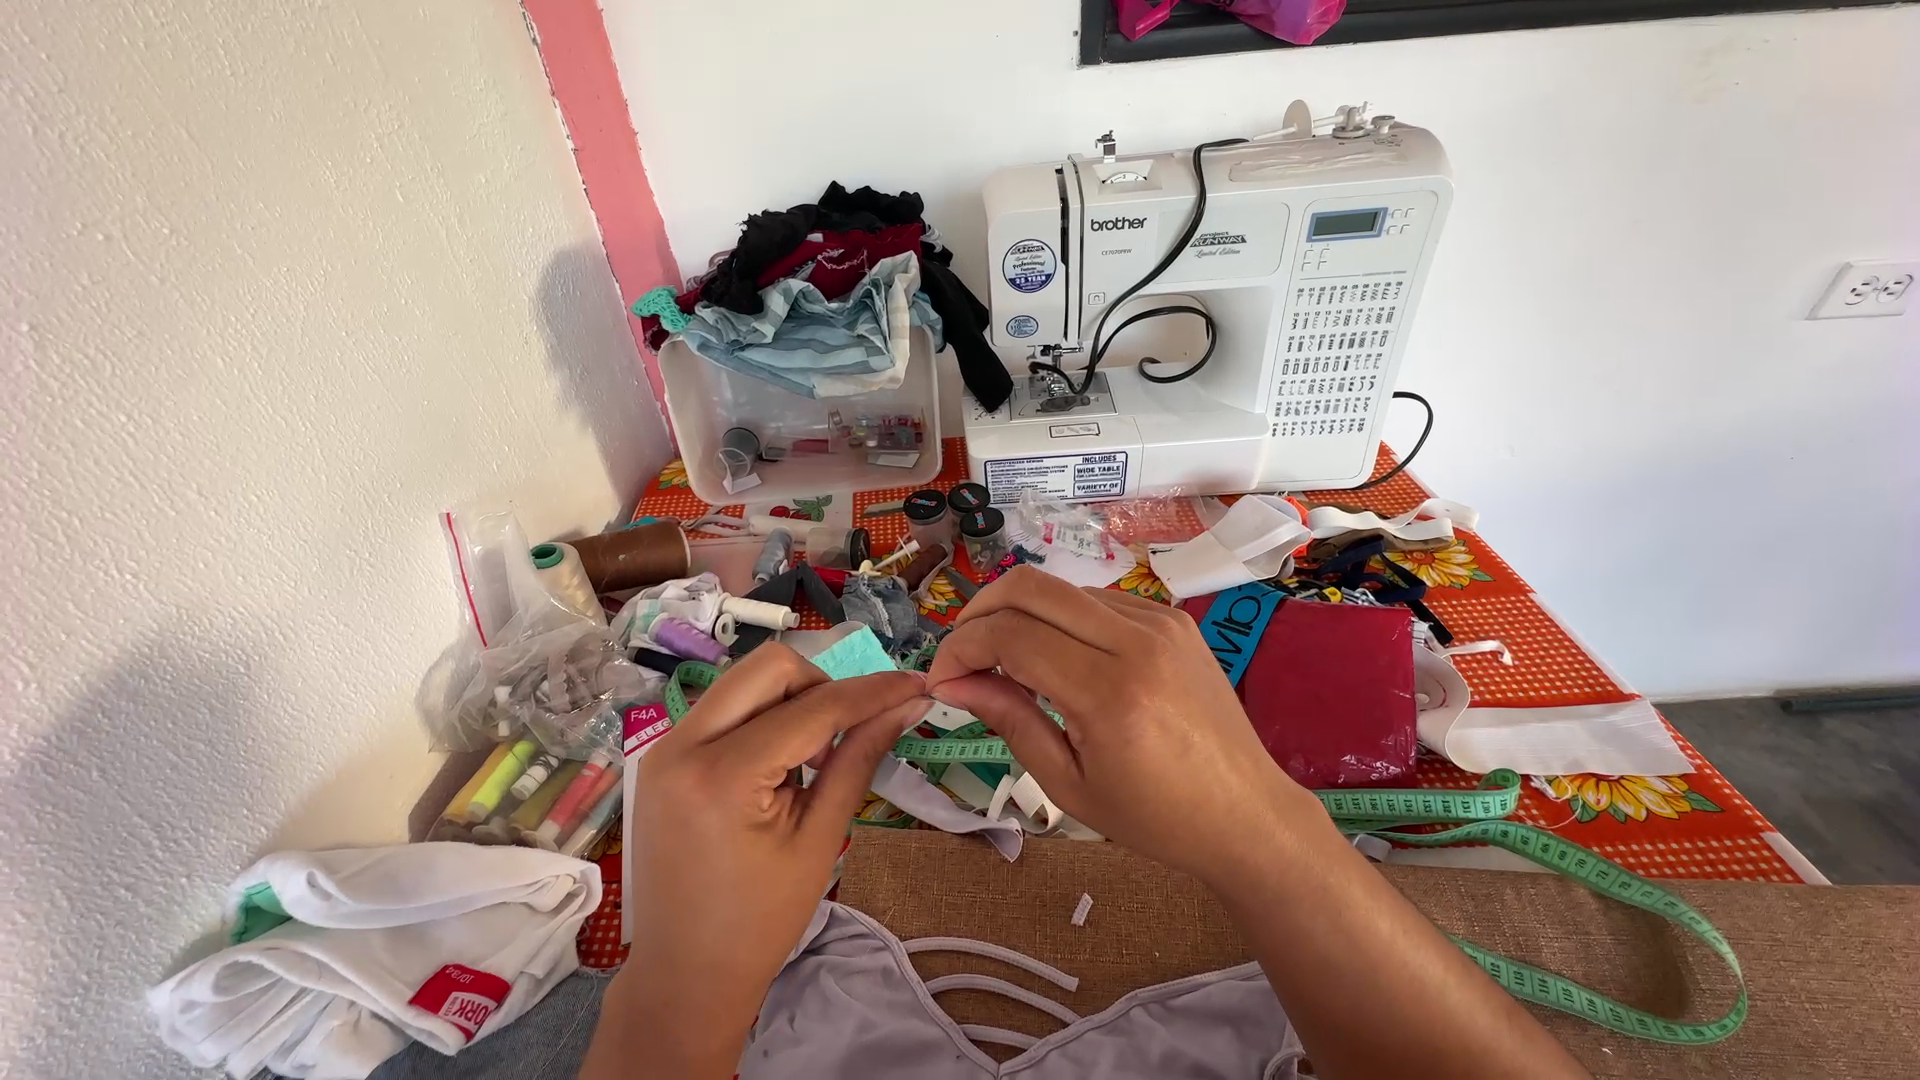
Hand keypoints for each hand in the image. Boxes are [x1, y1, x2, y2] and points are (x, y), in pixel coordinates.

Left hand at [583, 645, 928, 1078]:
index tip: (916, 685)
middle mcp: (681, 744)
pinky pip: (724, 707)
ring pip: (744, 680)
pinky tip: (780, 763)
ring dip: (791, 699)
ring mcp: (663, 747)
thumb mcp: (822, 839)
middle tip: (849, 729)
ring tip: (812, 756)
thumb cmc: (760, 921)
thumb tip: (907, 705)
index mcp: (722, 776)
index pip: (814, 707)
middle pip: (769, 666)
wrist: (684, 977)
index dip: (872, 692)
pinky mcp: (661, 756)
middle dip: (822, 684)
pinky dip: (763, 716)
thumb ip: (861, 758)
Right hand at [924, 566, 1319, 887]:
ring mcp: (1160, 620)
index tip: (942, 680)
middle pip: (1029, 586)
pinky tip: (1056, 658)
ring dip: (1018, 614)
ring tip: (1005, 663)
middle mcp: (1136, 639)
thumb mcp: (1068, 785)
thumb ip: (1009, 720)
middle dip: (978, 612)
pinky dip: (1059, 618)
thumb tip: (953, 683)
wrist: (1247, 813)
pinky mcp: (1172, 617)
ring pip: (1060, 587)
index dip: (961, 649)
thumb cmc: (1155, 817)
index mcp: (1110, 692)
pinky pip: (1096, 599)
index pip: (1011, 635)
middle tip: (961, 656)